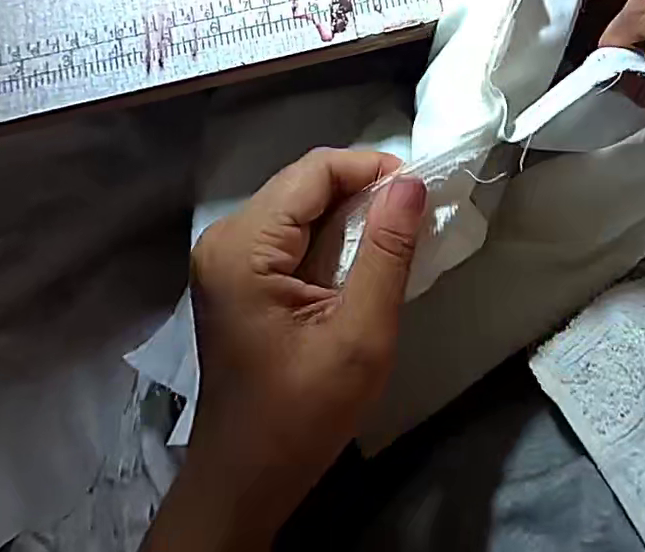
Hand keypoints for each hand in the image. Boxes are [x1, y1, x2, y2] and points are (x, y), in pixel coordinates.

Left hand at [145, 149, 427, 551]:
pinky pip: (289, 228)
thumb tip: (410, 183)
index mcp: (243, 245)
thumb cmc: (302, 415)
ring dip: (348, 210)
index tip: (418, 188)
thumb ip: (386, 253)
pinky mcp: (236, 268)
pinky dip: (329, 231)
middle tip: (412, 211)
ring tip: (394, 230)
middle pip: (303, 182)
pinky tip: (359, 251)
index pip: (312, 171)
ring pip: (298, 202)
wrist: (246, 476)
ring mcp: (225, 251)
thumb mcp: (360, 336)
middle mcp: (226, 235)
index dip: (369, 167)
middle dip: (361, 188)